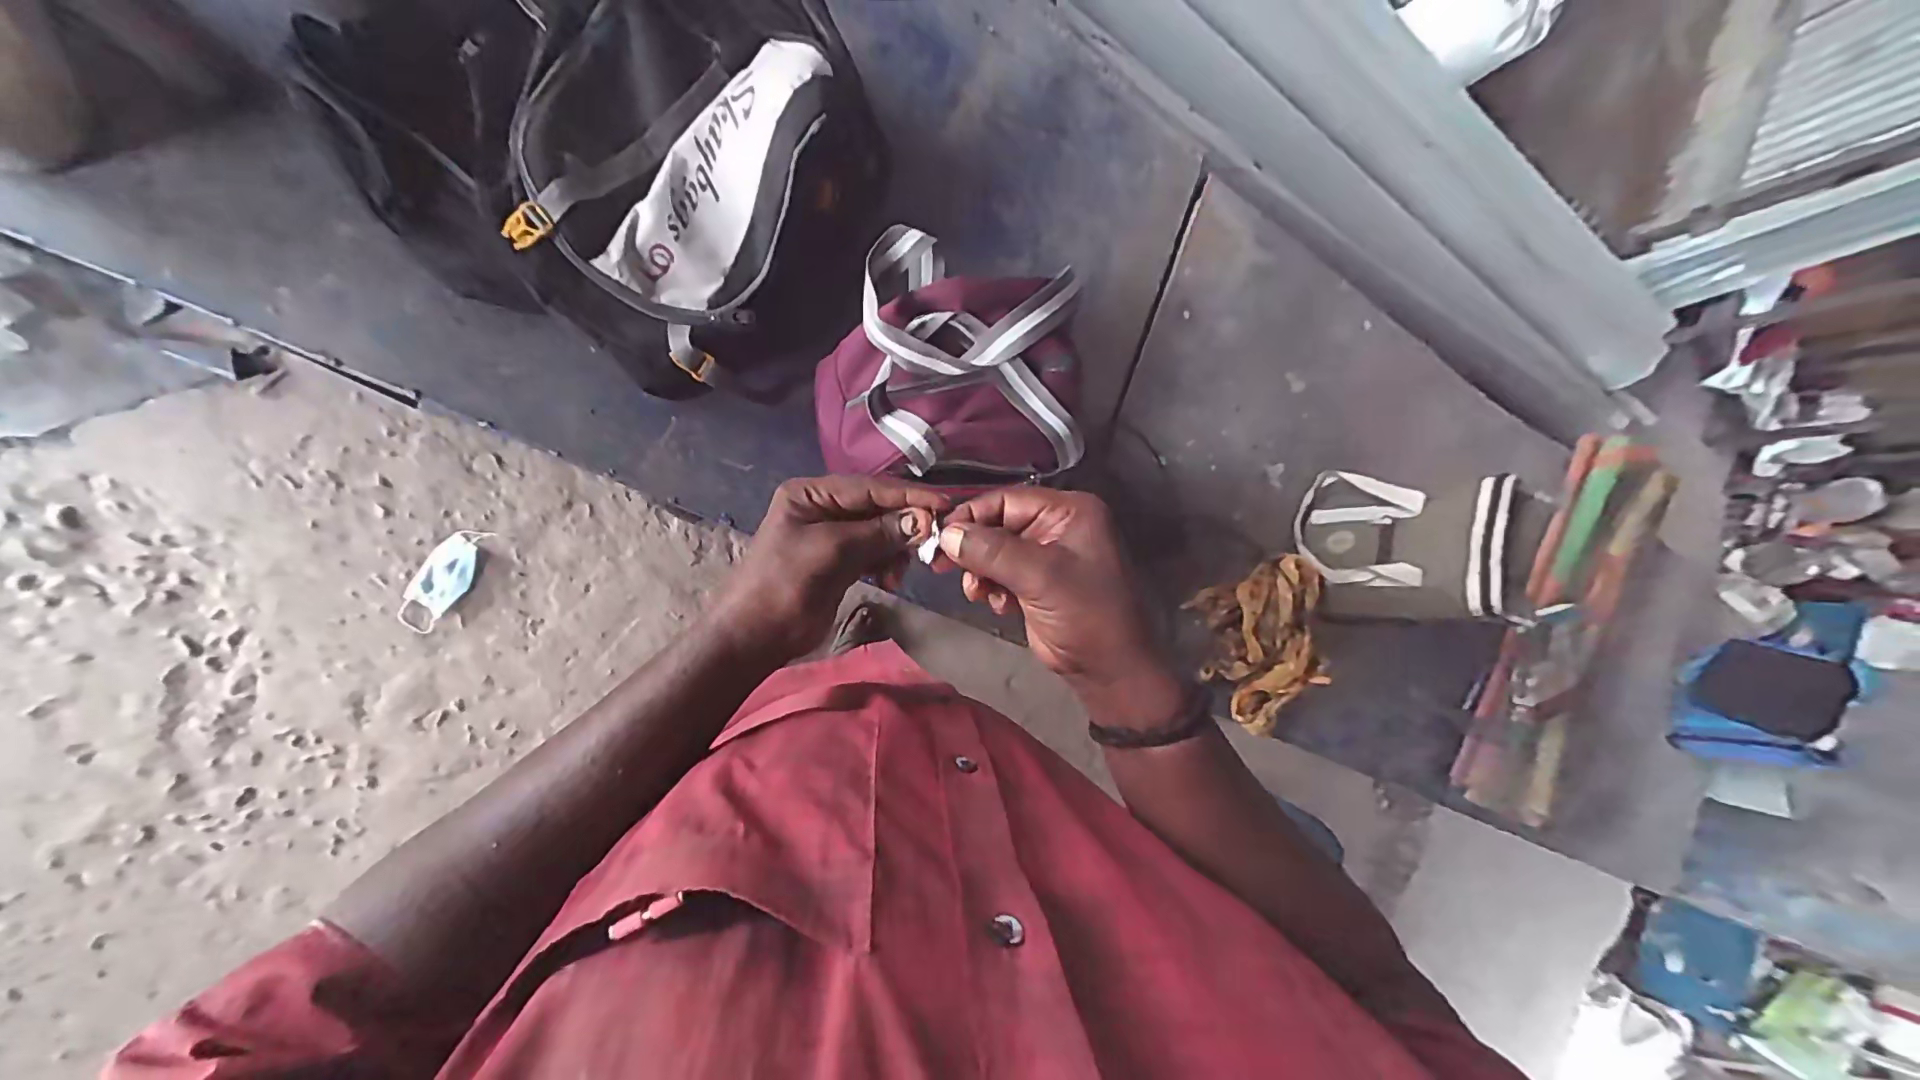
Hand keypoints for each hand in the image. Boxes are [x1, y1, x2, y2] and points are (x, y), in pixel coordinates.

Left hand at [708, 476, 947, 662]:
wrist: (756, 636)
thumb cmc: (784, 584)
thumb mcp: (830, 550)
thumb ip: (877, 532)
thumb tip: (923, 520)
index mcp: (811, 494)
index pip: (868, 487)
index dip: (907, 496)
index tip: (943, 504)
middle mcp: (824, 508)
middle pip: (878, 508)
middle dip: (904, 524)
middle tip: (932, 541)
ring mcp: (833, 536)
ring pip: (881, 532)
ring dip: (897, 549)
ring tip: (898, 572)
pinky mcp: (842, 562)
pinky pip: (876, 553)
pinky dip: (887, 564)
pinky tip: (890, 580)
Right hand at [934, 488, 1185, 730]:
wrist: (1109, 669)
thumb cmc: (1086, 615)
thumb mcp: (1040, 577)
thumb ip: (992, 551)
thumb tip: (946, 534)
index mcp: (1070, 511)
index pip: (1008, 500)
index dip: (972, 515)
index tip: (940, 536)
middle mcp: (1058, 527)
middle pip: (998, 525)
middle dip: (974, 548)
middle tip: (942, 566)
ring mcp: (1048, 556)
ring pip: (995, 551)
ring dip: (980, 571)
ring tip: (978, 593)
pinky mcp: (1038, 582)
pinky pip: (1002, 573)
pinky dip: (992, 587)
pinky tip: (998, 605)